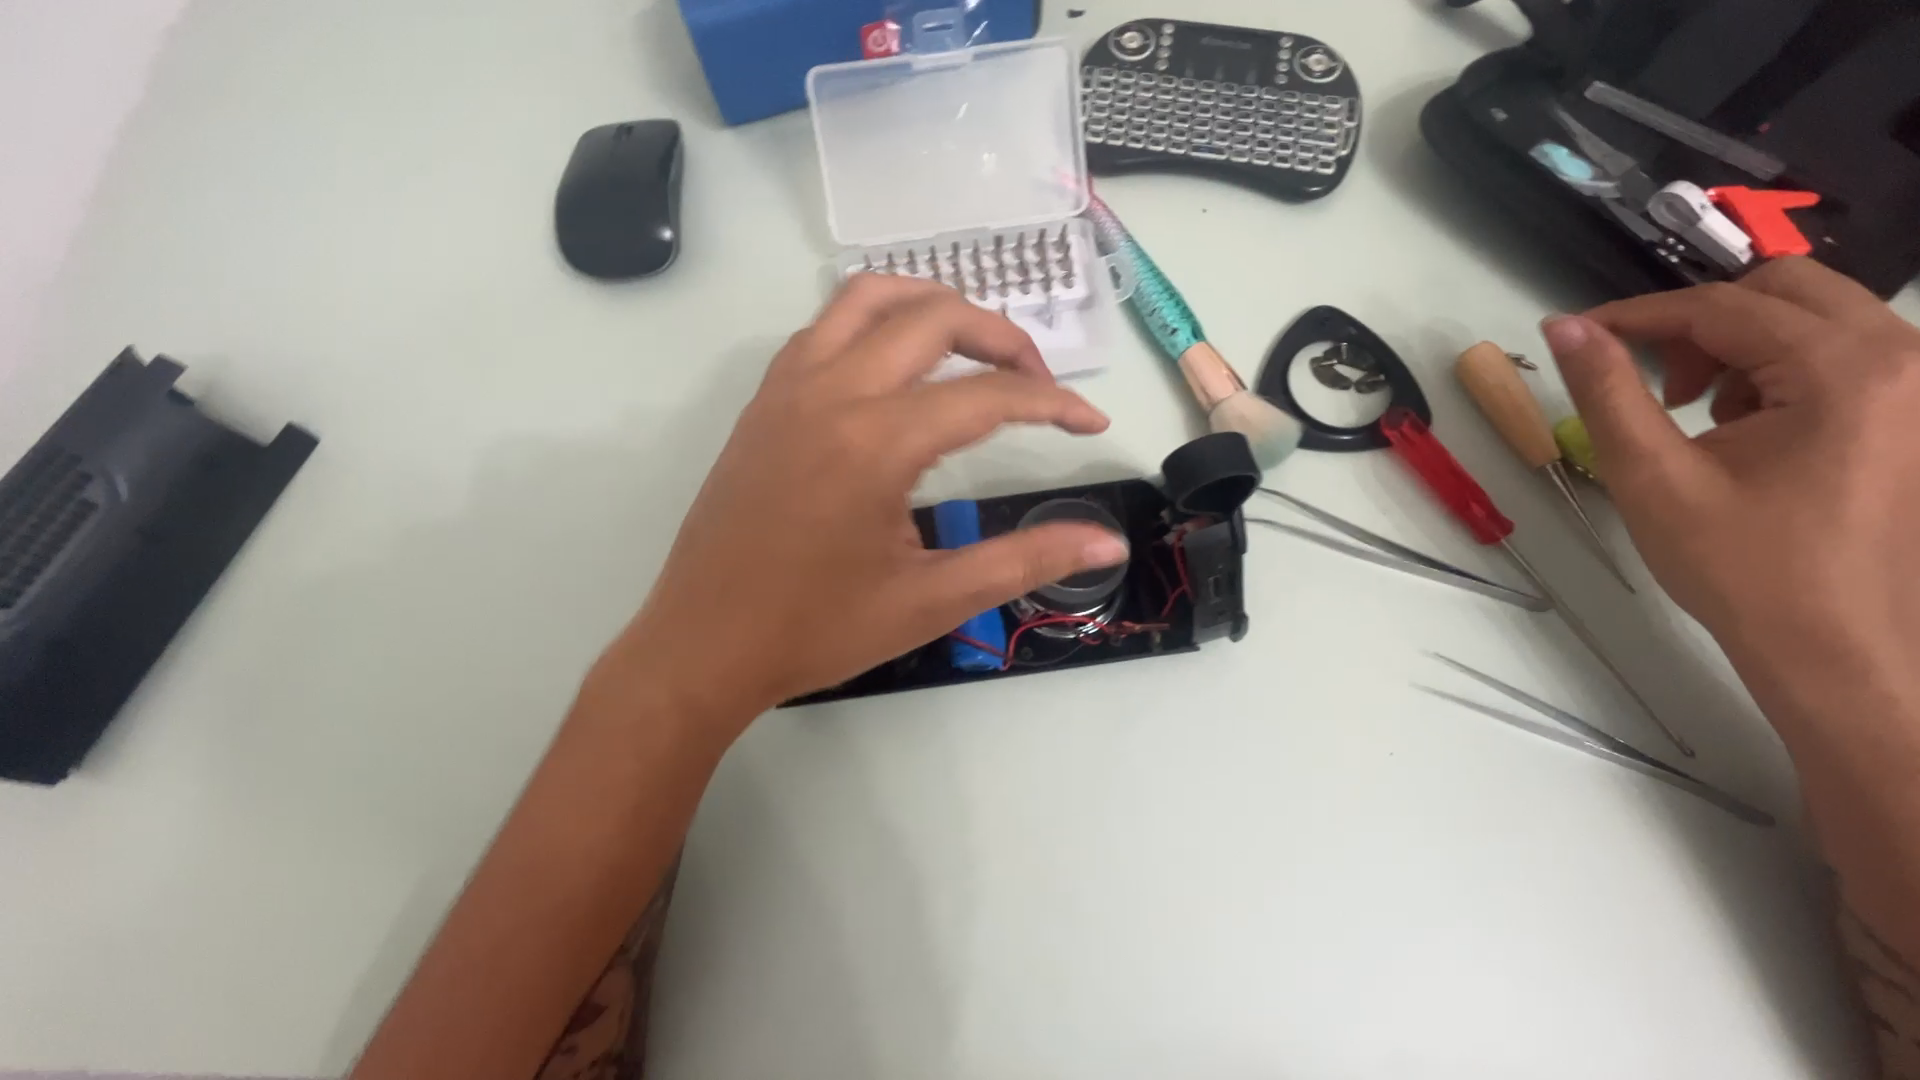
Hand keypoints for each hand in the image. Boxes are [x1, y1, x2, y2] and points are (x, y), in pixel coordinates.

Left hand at [600, 275, 1128, 729]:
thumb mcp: (932, 600)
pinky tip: (895, 371)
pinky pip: (825, 327)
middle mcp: (832, 392)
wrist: (704, 645)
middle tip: (1038, 383)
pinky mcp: (763, 401)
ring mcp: (788, 387)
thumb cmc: (818, 629)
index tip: (1091, 424)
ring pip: (869, 298)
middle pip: (934, 316)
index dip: (1053, 404)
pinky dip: (874, 324)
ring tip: (973, 352)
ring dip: (933, 308)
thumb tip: (1107, 544)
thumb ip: (1025, 560)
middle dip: (1002, 337)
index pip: (989, 395)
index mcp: (877, 441)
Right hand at [1541, 259, 1919, 676]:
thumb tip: (1566, 328)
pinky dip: (1779, 371)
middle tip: (1657, 386)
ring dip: (1740, 347)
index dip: (1635, 316)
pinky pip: (1842, 354)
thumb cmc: (1739, 566)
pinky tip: (1747, 433)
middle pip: (1782, 288)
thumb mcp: (1652, 475)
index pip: (1719, 307)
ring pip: (1814, 316)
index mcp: (1844, 370)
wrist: (1835, 646)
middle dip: (1699, 323)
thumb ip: (1607, 391)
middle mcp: (1905, 358)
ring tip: (1700, 417)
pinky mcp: (1917, 413)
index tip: (1575, 337)